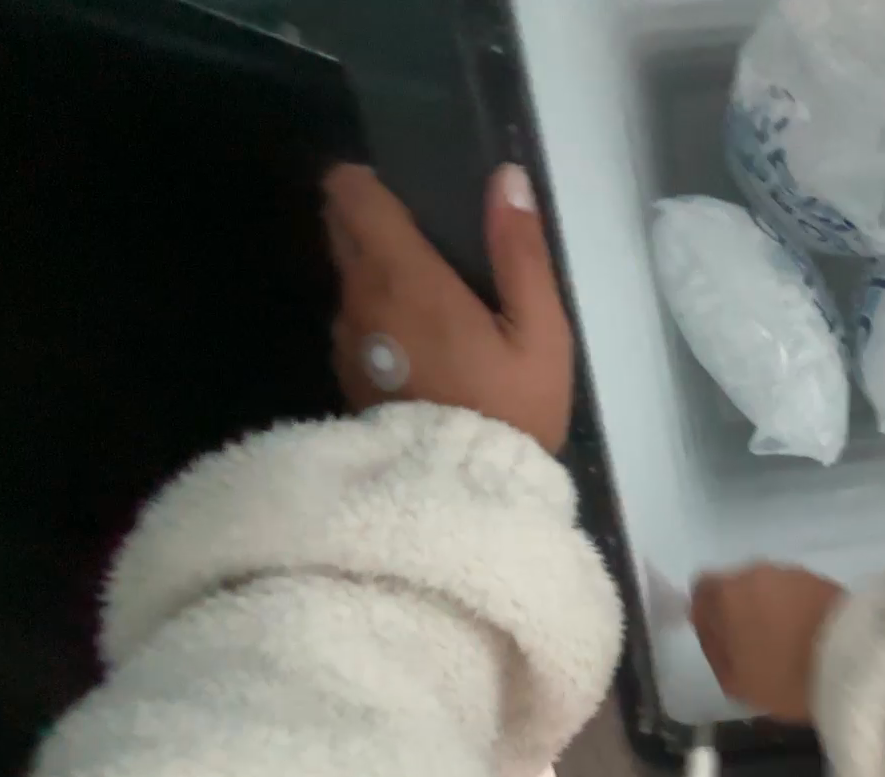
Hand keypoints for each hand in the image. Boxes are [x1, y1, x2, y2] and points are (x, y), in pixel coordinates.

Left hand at [323, 163, 573, 452]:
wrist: (466, 489)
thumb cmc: (513, 407)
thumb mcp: (542, 334)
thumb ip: (522, 254)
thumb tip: (507, 179)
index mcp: (405, 277)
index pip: (352, 194)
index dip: (376, 186)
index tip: (417, 207)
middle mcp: (360, 298)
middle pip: (342, 229)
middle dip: (378, 227)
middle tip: (438, 259)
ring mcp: (347, 340)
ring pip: (351, 280)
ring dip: (383, 280)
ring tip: (440, 315)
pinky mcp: (349, 374)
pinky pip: (357, 323)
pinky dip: (382, 321)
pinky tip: (426, 354)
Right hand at [690, 564, 846, 724]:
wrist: (854, 658)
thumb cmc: (785, 674)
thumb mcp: (738, 683)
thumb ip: (717, 654)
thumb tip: (715, 635)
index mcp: (727, 592)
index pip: (702, 591)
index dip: (707, 618)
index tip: (722, 645)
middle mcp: (756, 572)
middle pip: (738, 588)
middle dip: (741, 613)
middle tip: (754, 648)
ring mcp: (793, 572)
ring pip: (769, 590)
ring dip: (771, 610)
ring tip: (786, 644)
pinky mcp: (823, 579)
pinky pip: (796, 594)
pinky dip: (796, 610)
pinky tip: (807, 637)